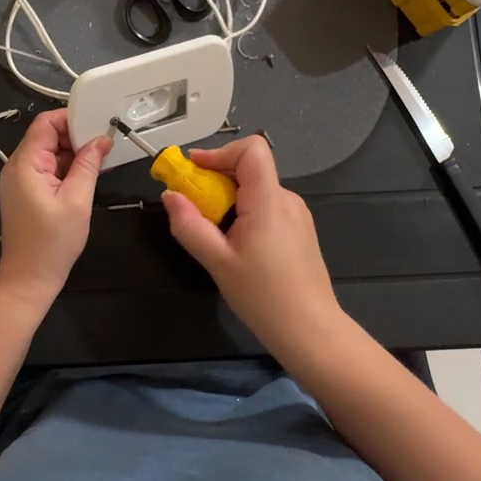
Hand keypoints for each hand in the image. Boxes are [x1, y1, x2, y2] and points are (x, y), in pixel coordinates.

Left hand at [0, 110, 111, 295]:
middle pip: (45, 136)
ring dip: (72, 153)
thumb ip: (88, 165)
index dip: (71, 119)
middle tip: (104, 144)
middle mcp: (16, 166)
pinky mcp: (24, 192)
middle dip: (75, 136)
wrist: (29, 277)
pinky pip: (45, 168)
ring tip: (99, 160)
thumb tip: (102, 139)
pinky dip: (65, 168)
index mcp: (25, 164)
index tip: (97, 124)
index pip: (45, 123)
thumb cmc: (53, 242)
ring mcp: (18, 180)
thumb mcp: (77, 201)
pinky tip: (85, 174)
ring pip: (47, 152)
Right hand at [163, 135, 339, 335]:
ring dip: (229, 198)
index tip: (193, 170)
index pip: (252, 149)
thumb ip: (190, 225)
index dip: (220, 152)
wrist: (310, 330)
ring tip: (212, 230)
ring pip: (256, 189)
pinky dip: (244, 212)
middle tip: (192, 205)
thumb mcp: (217, 262)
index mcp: (269, 201)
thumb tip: (170, 196)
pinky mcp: (299, 229)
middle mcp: (287, 200)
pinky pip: (266, 206)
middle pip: (250, 168)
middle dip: (216, 178)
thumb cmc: (263, 297)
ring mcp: (297, 214)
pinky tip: (235, 244)